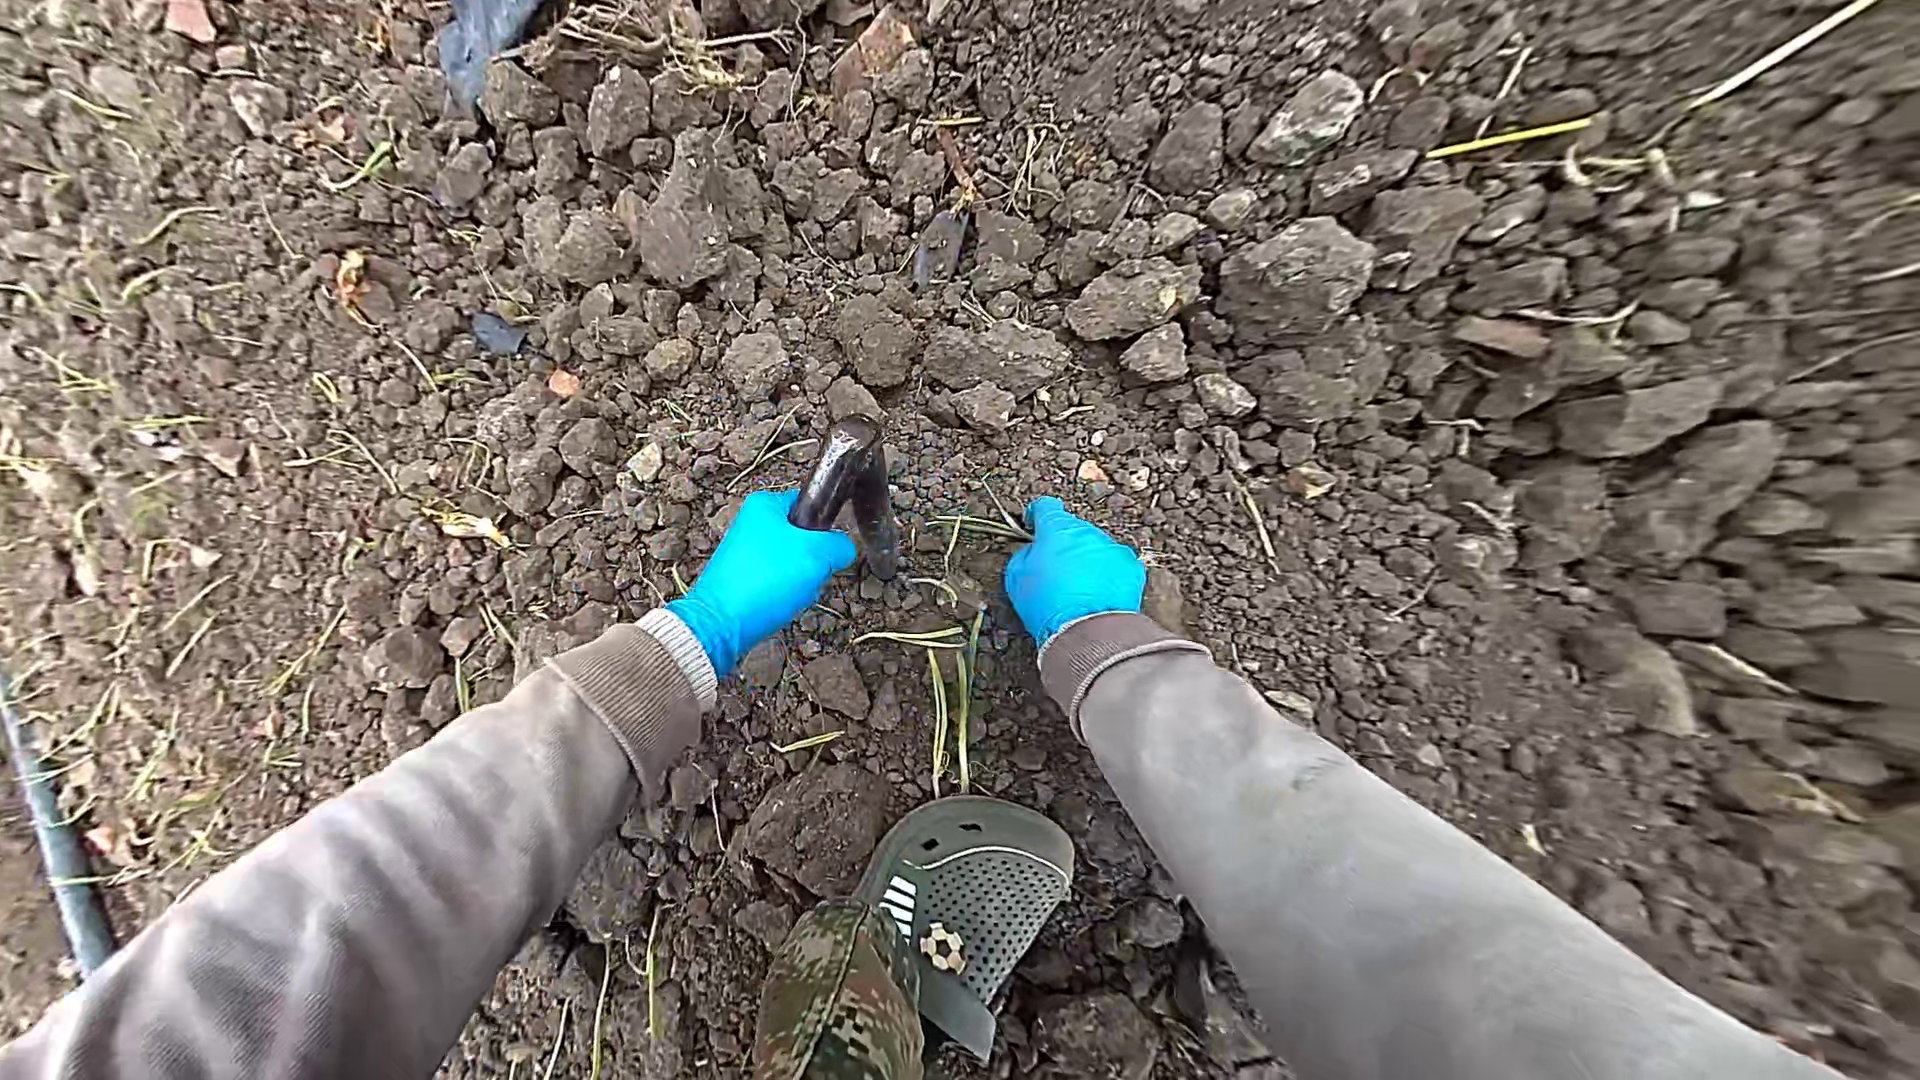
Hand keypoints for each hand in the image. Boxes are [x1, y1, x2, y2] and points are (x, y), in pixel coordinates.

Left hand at [668, 490, 856, 675]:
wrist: (724, 624)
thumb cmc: (764, 581)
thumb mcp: (818, 553)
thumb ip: (840, 544)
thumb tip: (843, 549)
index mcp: (766, 504)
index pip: (813, 506)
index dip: (826, 529)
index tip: (825, 548)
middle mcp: (753, 524)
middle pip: (807, 538)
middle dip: (815, 561)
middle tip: (809, 573)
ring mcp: (748, 552)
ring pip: (797, 563)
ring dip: (804, 580)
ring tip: (793, 591)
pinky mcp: (746, 578)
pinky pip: (781, 582)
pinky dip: (787, 594)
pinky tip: (782, 603)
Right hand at [1004, 496, 1145, 645]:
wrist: (1087, 632)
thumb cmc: (1048, 606)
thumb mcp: (1016, 579)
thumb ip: (1023, 555)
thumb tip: (1033, 551)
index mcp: (1056, 529)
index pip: (1046, 507)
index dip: (1037, 515)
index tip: (1034, 525)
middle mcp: (1086, 533)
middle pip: (1072, 530)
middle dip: (1063, 545)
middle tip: (1055, 570)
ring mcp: (1111, 549)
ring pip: (1094, 547)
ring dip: (1085, 560)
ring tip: (1077, 589)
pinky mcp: (1131, 568)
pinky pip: (1115, 565)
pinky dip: (1107, 575)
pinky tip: (1097, 594)